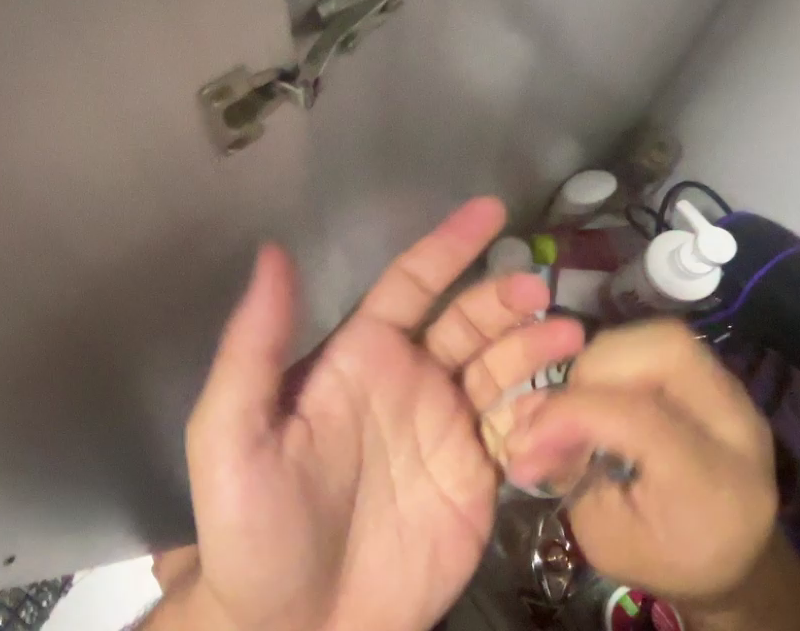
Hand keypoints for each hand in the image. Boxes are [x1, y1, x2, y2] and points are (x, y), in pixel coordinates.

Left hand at [154, 198, 584, 630]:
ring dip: (535, 347)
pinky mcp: (475, 482)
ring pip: (502, 370)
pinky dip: (546, 416)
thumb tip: (272, 252)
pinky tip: (564, 410)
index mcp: (359, 357)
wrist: (292, 627)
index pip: (411, 283)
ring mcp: (446, 431)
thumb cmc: (252, 525)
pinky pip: (520, 436)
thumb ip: (255, 341)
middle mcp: (409, 381)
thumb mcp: (233, 428)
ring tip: (566, 336)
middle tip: (536, 291)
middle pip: (469, 321)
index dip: (448, 245)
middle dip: (503, 298)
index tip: (490, 211)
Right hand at [504, 321, 778, 608]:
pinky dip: (620, 356)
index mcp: (713, 484)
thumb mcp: (603, 536)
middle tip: (562, 408)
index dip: (570, 414)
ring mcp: (733, 396)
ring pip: (662, 337)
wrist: (728, 558)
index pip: (640, 418)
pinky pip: (662, 342)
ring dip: (605, 358)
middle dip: (594, 370)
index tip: (524, 437)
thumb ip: (565, 475)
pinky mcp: (719, 379)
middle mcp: (736, 428)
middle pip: (664, 352)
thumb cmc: (662, 554)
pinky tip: (603, 392)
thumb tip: (519, 431)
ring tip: (582, 399)